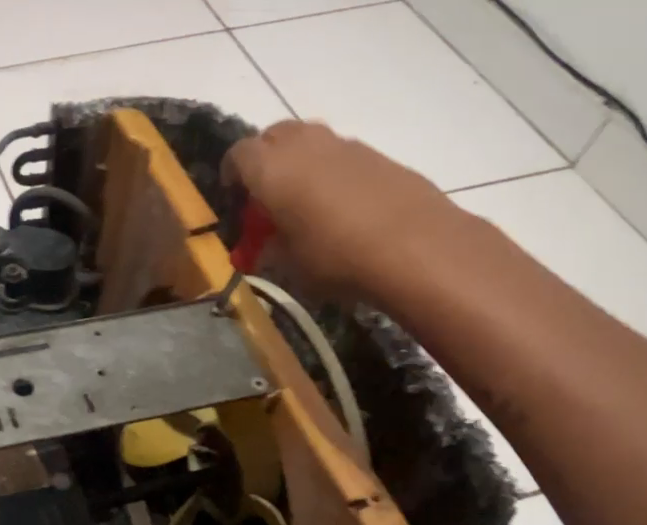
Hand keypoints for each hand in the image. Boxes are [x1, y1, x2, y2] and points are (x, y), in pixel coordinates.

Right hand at [224, 121, 463, 295]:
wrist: (415, 246)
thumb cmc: (336, 259)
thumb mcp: (289, 266)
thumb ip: (269, 248)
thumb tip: (265, 245)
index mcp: (272, 170)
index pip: (238, 155)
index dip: (231, 174)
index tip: (234, 197)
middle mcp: (304, 145)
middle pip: (273, 136)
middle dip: (264, 160)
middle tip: (266, 196)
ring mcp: (343, 144)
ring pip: (308, 140)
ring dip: (298, 162)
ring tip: (303, 201)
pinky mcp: (375, 154)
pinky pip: (338, 154)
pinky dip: (329, 170)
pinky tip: (339, 206)